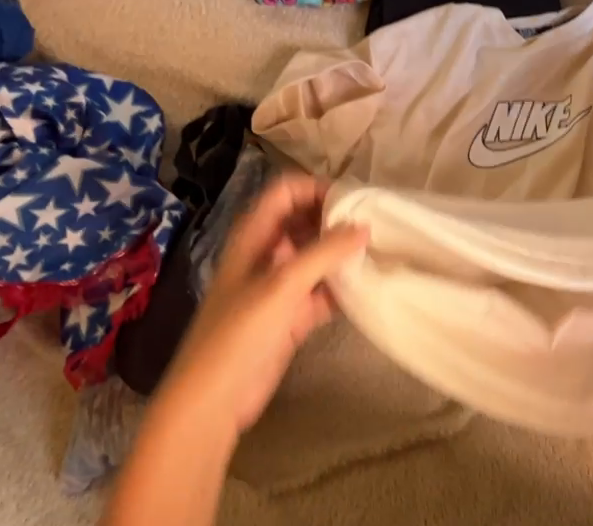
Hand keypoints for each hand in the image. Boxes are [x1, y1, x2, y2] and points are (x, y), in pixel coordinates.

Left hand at [154, 172, 368, 433]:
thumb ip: (325, 252)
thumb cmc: (238, 334)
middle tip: (376, 223)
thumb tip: (365, 225)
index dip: (316, 188)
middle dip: (338, 219)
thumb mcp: (282, 285)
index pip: (286, 192)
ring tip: (382, 250)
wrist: (211, 404)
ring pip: (318, 257)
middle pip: (305, 221)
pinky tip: (371, 286)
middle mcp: (267, 254)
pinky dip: (345, 287)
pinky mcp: (292, 317)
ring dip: (345, 254)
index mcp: (253, 237)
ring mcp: (280, 287)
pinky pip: (324, 292)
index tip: (354, 198)